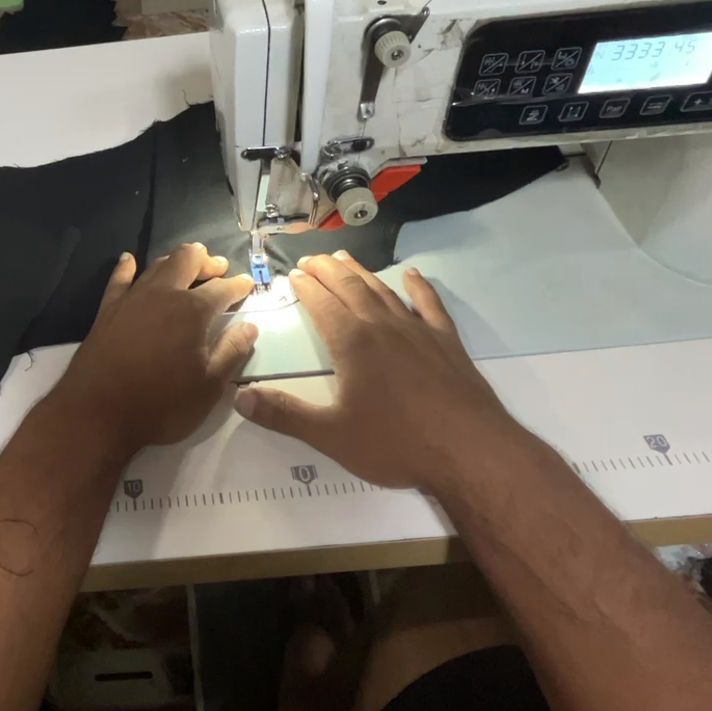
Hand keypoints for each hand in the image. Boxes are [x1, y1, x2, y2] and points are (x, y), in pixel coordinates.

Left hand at [47, 244, 258, 458]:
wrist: (98, 412)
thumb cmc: (161, 403)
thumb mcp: (208, 386)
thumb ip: (231, 352)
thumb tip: (249, 327)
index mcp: (192, 311)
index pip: (222, 289)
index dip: (238, 285)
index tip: (248, 284)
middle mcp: (163, 294)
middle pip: (187, 260)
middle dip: (206, 261)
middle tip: (217, 267)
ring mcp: (132, 298)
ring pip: (157, 265)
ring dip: (175, 261)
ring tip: (187, 264)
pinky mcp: (107, 309)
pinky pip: (119, 279)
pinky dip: (127, 267)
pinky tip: (129, 260)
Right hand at [233, 252, 523, 493]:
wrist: (471, 453)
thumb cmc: (396, 444)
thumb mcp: (331, 435)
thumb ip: (284, 415)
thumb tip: (240, 398)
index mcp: (352, 343)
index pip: (322, 304)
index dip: (305, 287)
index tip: (293, 274)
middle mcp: (382, 327)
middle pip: (350, 287)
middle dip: (327, 270)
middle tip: (310, 259)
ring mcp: (418, 332)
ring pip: (384, 291)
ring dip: (362, 272)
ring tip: (345, 258)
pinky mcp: (448, 344)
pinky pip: (430, 306)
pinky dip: (419, 288)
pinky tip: (413, 275)